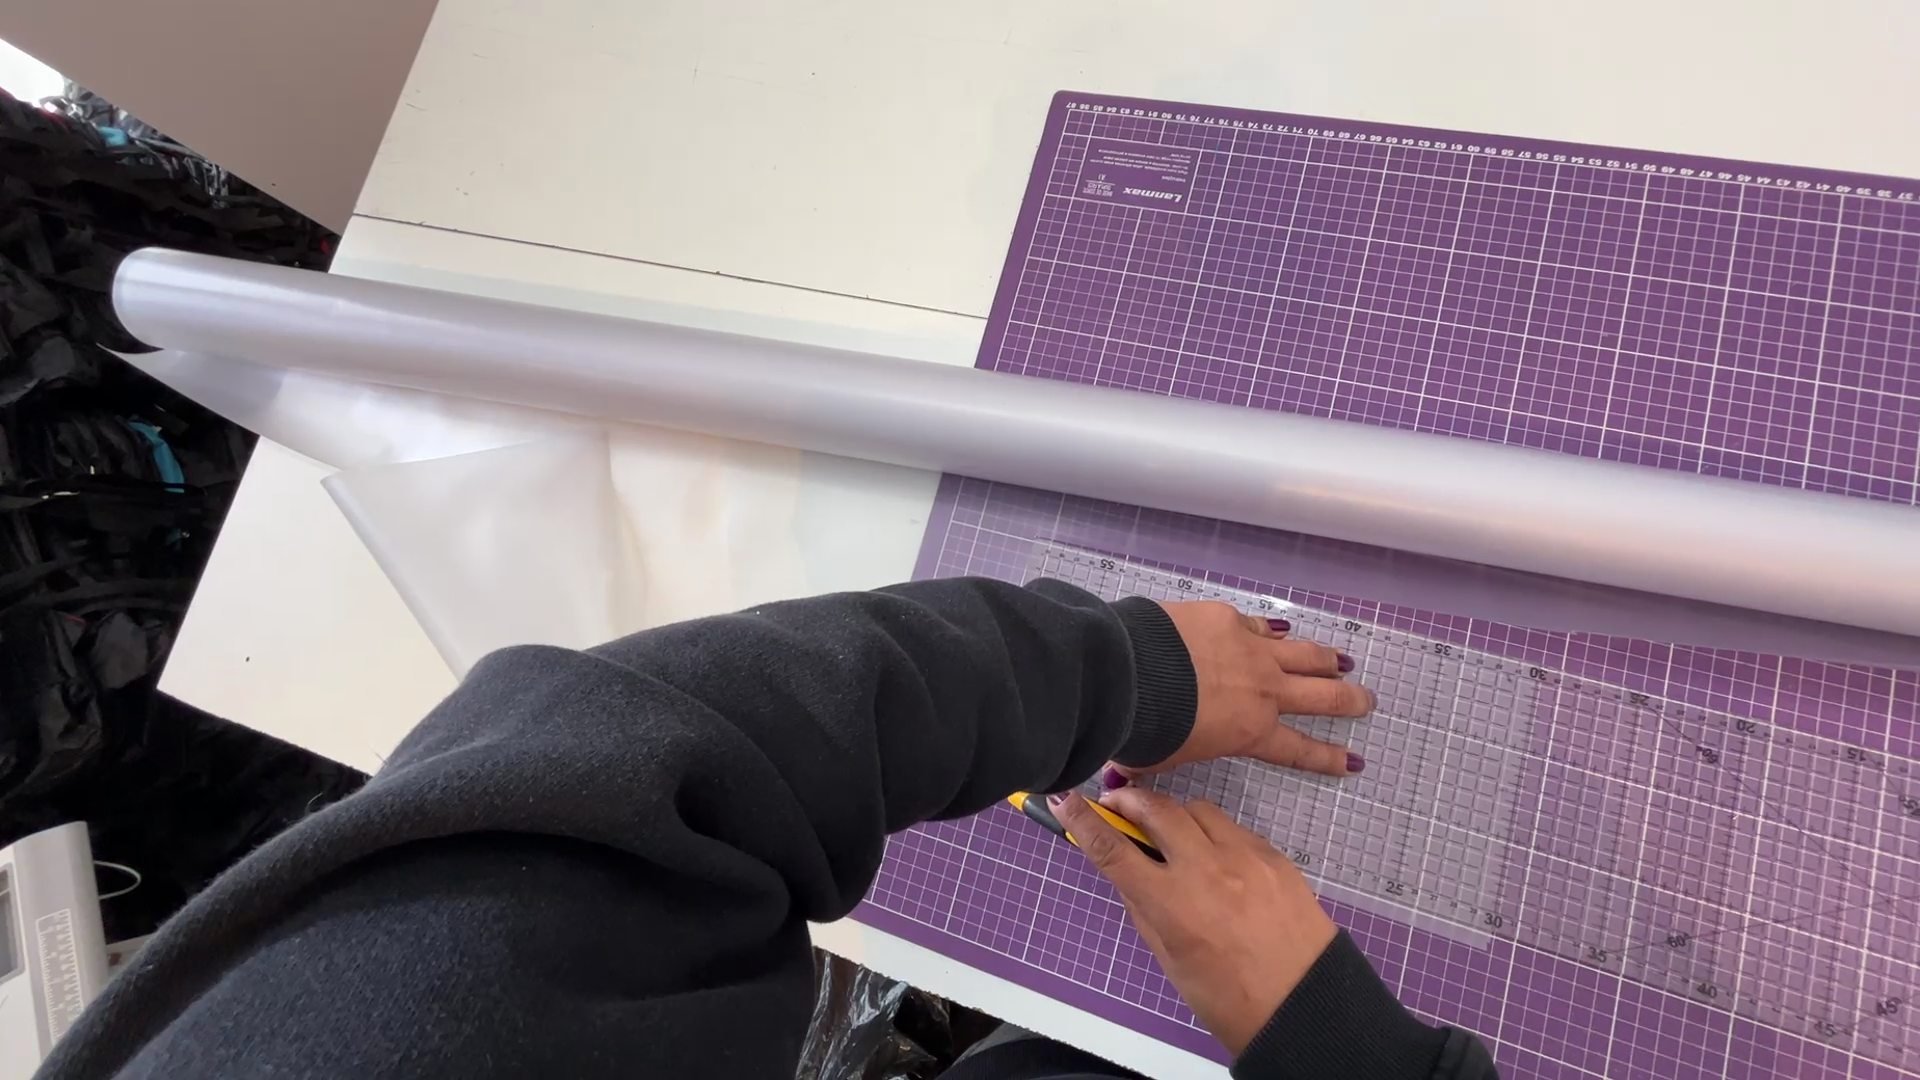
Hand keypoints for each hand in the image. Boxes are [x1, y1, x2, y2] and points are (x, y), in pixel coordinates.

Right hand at [1054, 787, 1336, 1056]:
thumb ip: (1143, 903)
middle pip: (1155, 809)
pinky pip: (1231, 827)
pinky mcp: (1274, 853)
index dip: (1083, 820)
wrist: (1310, 1009)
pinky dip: (1212, 833)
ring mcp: (1245, 856)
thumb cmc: (1228, 997)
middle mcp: (1208, 870)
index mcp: (1175, 906)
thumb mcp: (1170, 958)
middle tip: (1117, 805)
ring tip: (1172, 836)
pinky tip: (1215, 857)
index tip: (1064, 798)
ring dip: (1173, 814)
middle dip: (1129, 800)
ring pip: (1195, 808)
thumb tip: (1124, 863)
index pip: (1114, 850)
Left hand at [1134, 601, 1372, 778]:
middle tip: (1365, 701)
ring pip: (1302, 655)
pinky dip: (1276, 632)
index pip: (1298, 750)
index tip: (1353, 761)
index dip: (1327, 757)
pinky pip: (1261, 627)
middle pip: (1319, 697)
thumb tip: (1125, 782)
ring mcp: (1248, 651)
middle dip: (1347, 701)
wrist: (1126, 674)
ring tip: (1342, 662)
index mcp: (1249, 732)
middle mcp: (1262, 692)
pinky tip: (1284, 630)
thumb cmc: (1143, 726)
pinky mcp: (1226, 619)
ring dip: (1325, 660)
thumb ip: (1155, 767)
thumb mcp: (1154, 760)